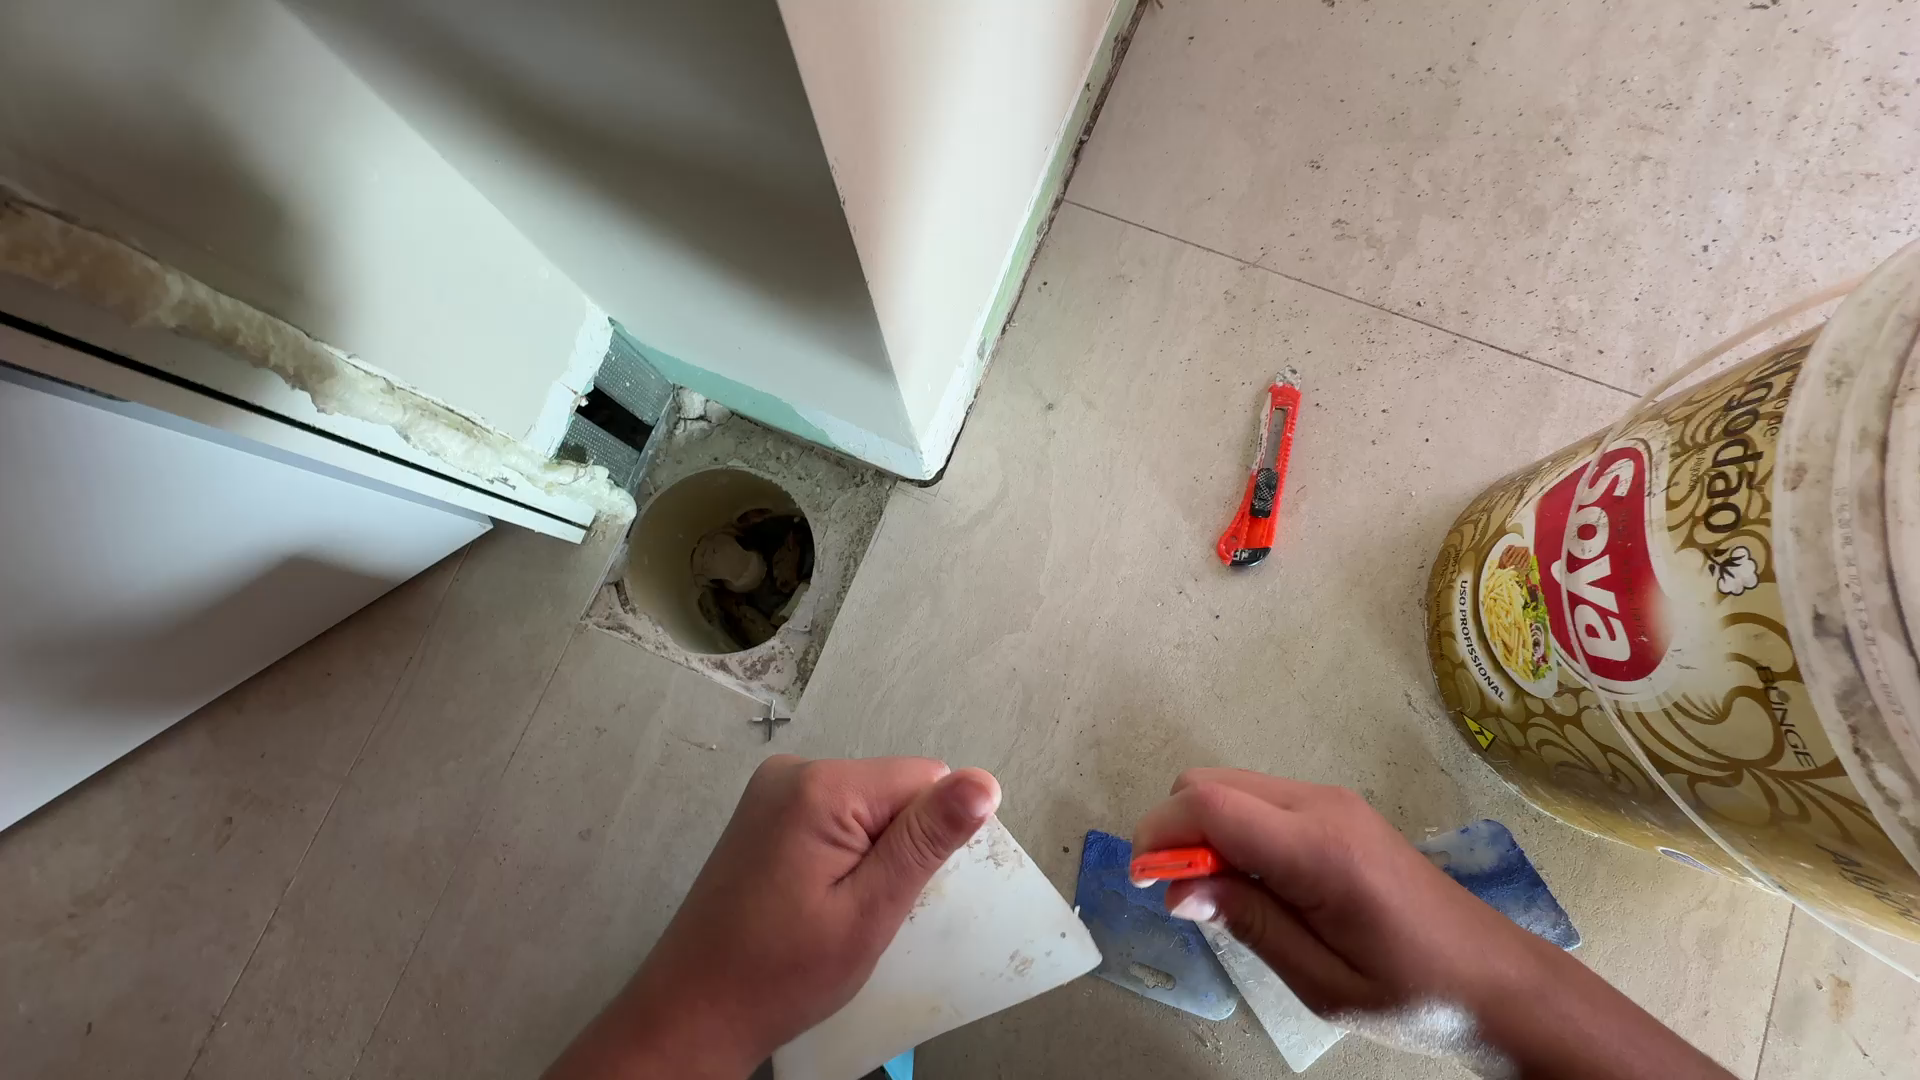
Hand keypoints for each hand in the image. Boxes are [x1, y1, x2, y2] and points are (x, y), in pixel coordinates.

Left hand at [546, 755, 1000, 1079]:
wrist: (688, 1015)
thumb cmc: (783, 974)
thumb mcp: (868, 913)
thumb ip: (925, 841)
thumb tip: (984, 782)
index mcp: (823, 785)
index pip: (924, 779)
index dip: (929, 836)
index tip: (900, 890)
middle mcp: (796, 768)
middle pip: (894, 788)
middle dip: (899, 844)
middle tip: (865, 908)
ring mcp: (774, 787)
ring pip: (868, 801)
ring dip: (872, 849)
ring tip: (837, 906)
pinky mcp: (764, 809)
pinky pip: (836, 811)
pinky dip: (845, 848)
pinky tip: (817, 894)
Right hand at [1134, 769, 1733, 1079]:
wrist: (1501, 981)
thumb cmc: (1415, 995)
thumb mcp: (1322, 982)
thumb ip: (1246, 922)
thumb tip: (1177, 888)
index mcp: (1318, 847)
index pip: (1208, 806)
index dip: (1160, 834)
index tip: (1145, 881)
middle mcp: (1318, 803)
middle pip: (1207, 783)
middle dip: (1175, 830)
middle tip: (1183, 895)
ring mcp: (1328, 799)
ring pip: (1227, 786)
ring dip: (1202, 829)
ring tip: (1219, 893)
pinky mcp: (1333, 807)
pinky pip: (1255, 799)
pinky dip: (1231, 827)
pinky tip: (1253, 879)